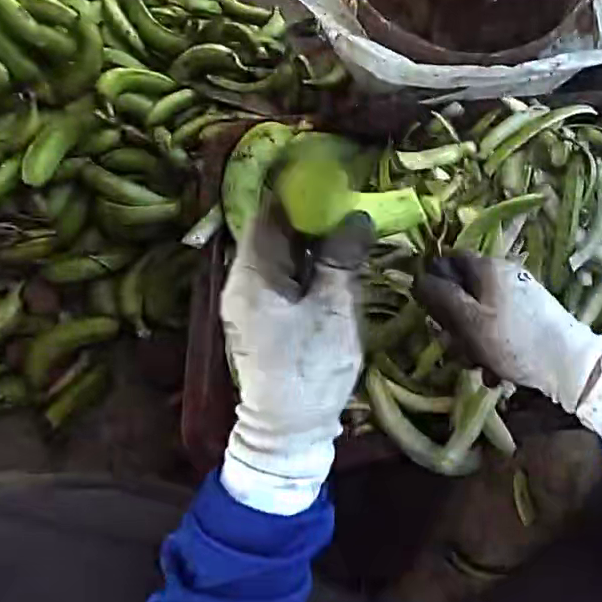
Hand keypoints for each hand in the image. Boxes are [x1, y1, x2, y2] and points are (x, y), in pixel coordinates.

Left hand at [219, 203, 373, 514]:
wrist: (288, 434)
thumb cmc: (308, 371)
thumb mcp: (332, 311)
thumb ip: (342, 259)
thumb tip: (357, 215)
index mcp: (250, 275)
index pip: (267, 214)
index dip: (294, 188)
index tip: (327, 168)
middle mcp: (244, 280)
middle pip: (274, 230)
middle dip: (308, 208)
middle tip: (347, 187)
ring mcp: (254, 298)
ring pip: (283, 250)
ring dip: (312, 232)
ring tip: (348, 211)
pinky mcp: (268, 312)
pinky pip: (288, 271)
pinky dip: (310, 256)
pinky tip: (338, 249)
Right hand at [417, 253, 601, 440]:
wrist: (570, 366)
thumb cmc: (514, 340)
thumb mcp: (470, 321)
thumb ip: (441, 298)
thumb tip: (416, 278)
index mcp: (487, 268)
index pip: (449, 260)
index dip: (435, 282)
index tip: (432, 309)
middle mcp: (502, 276)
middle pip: (462, 292)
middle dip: (454, 323)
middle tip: (457, 346)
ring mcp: (516, 297)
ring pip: (478, 315)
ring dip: (472, 343)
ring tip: (481, 366)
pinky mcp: (528, 319)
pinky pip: (497, 329)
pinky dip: (492, 349)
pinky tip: (497, 371)